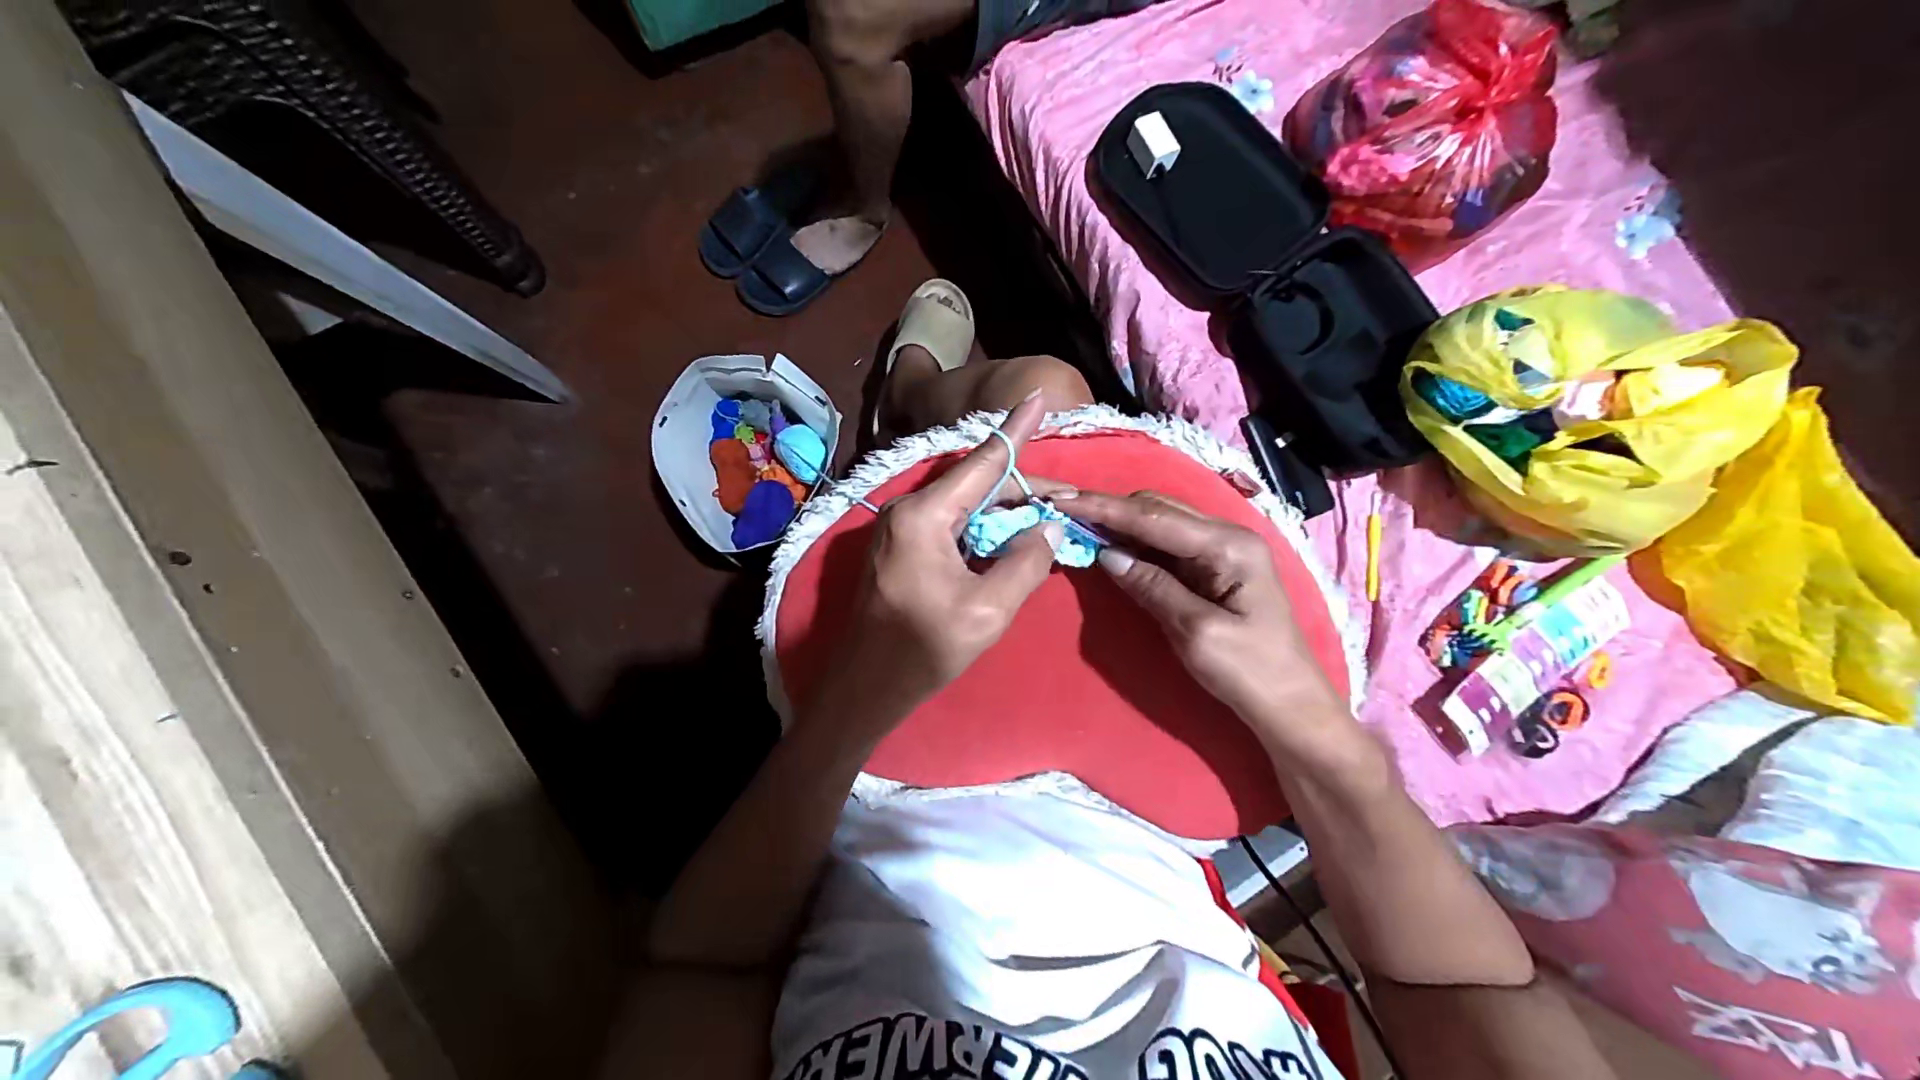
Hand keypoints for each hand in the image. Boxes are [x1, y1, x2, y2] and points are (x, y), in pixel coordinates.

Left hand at [809, 393, 1063, 735]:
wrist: (866, 685)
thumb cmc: (924, 648)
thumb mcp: (988, 609)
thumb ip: (1025, 562)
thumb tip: (1049, 526)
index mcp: (924, 516)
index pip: (982, 462)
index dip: (1016, 430)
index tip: (1038, 397)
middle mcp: (908, 509)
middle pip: (977, 485)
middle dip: (1024, 490)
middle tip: (1069, 500)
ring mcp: (901, 528)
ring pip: (966, 505)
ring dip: (1006, 512)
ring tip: (1049, 518)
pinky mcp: (903, 547)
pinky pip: (953, 525)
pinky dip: (985, 529)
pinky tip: (1013, 539)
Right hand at [1054, 491, 1350, 752]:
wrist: (1289, 705)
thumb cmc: (1249, 671)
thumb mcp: (1195, 632)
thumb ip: (1152, 587)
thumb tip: (1107, 554)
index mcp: (1228, 546)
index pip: (1154, 518)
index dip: (1104, 508)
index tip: (1062, 498)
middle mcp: (1226, 536)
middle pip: (1156, 509)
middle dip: (1109, 509)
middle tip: (1063, 514)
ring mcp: (1220, 551)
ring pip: (1159, 522)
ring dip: (1119, 523)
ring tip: (1078, 525)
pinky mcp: (1212, 568)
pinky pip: (1165, 544)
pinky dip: (1135, 542)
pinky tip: (1110, 545)